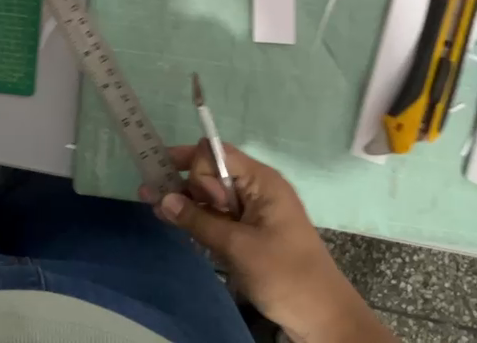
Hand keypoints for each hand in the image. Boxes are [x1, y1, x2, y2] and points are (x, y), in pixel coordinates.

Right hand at [144, 140, 390, 342]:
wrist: (326, 322)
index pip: (215, 153)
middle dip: (182, 181)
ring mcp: (253, 212)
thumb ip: (198, 221)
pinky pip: (218, 216)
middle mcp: (256, 189)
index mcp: (261, 181)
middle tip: (150, 193)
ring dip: (185, 201)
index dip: (199, 171)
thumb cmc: (286, 276)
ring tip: (153, 206)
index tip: (206, 202)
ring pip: (211, 195)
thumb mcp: (238, 248)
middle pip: (210, 172)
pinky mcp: (251, 233)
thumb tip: (161, 199)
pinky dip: (198, 218)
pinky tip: (173, 221)